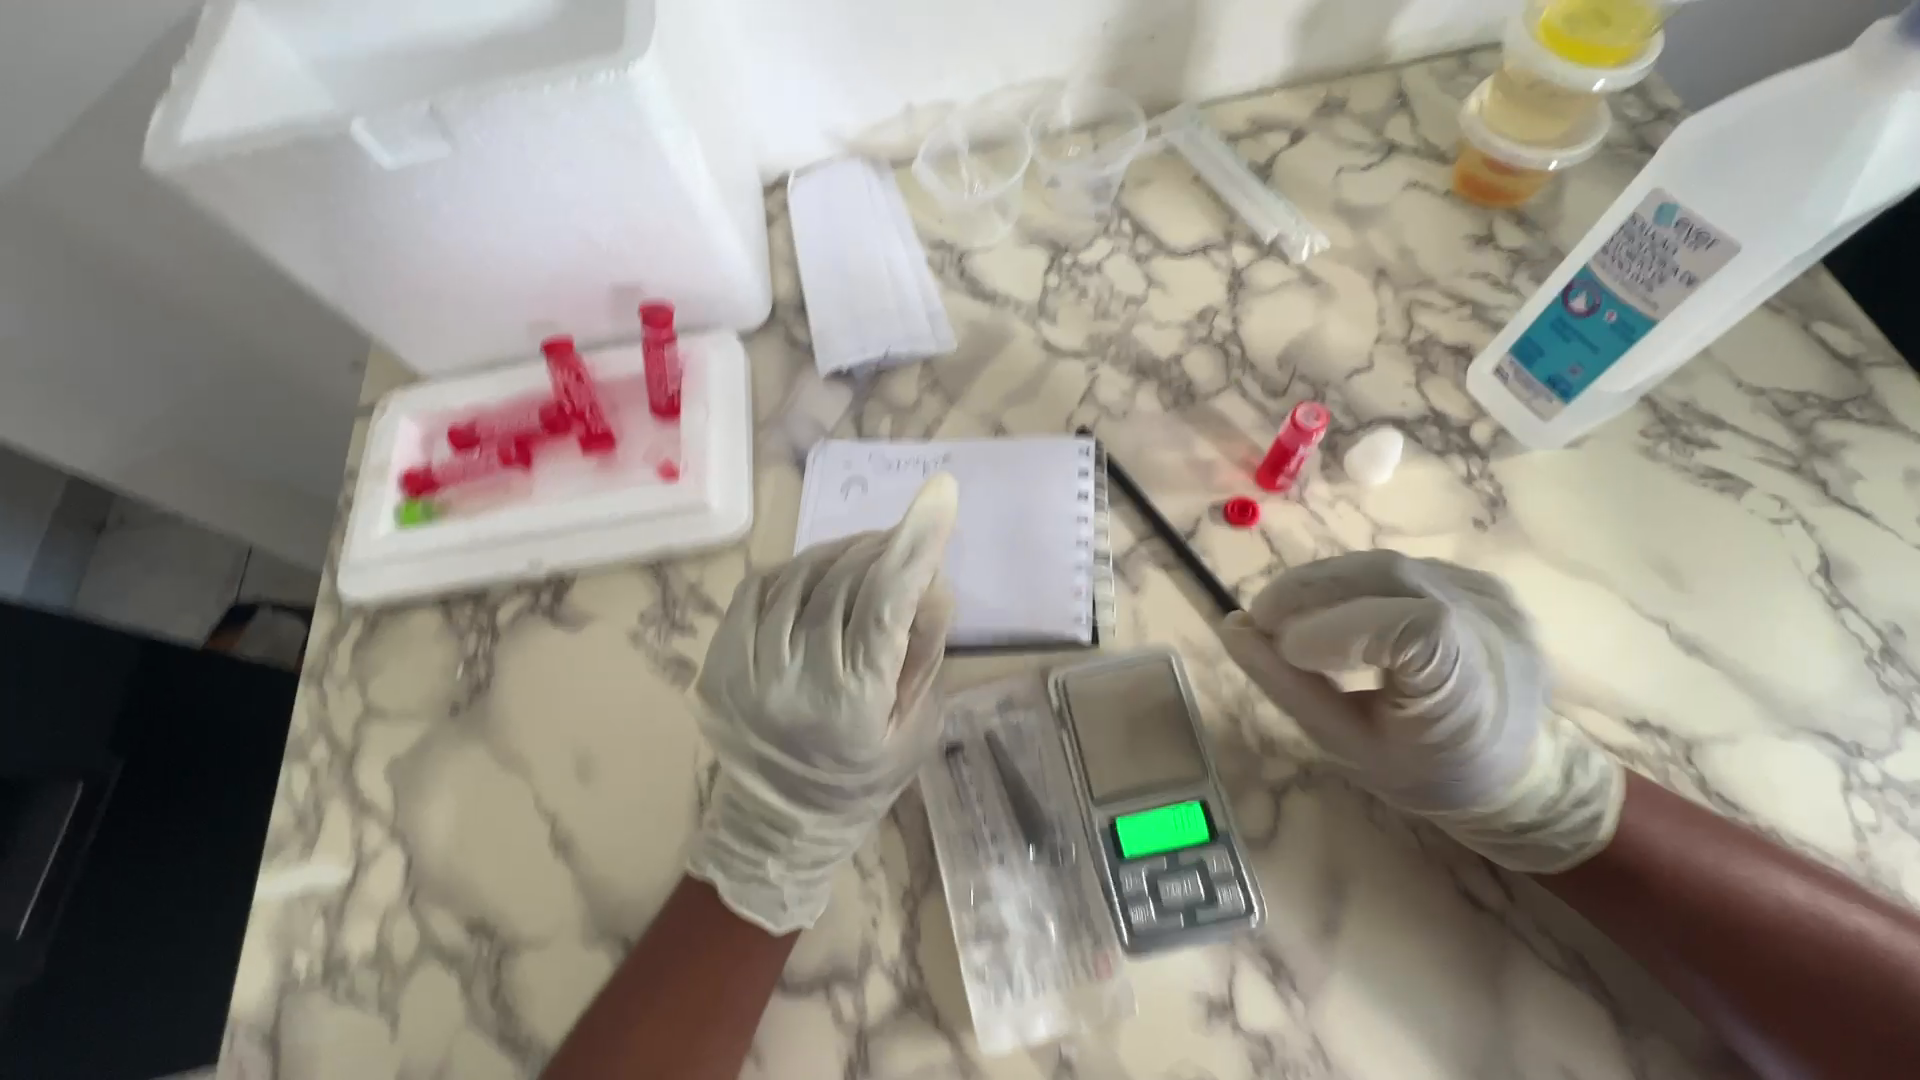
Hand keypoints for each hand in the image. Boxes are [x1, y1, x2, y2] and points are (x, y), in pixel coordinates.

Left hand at [687, 475, 958, 932]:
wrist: (778, 825)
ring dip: (843, 553)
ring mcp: (747, 667)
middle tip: (906, 538)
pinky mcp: (718, 661)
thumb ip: (924, 650)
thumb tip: (932, 579)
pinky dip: (797, 569)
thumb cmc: (863, 780)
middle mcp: (793, 677)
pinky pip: (759, 587)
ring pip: (801, 575)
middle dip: (884, 546)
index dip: (916, 543)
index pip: (887, 602)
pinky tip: (818, 577)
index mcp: (851, 701)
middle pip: (844, 579)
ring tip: (867, 556)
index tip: (941, 493)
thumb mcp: (916, 725)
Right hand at [1217, 551, 1622, 872]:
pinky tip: (1334, 612)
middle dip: (1306, 590)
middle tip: (1259, 620)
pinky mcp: (1478, 581)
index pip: (1407, 627)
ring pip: (1384, 564)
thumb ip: (1289, 688)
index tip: (1281, 651)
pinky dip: (1350, 584)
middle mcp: (1491, 625)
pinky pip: (1397, 569)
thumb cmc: (1426, 772)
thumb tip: (1232, 628)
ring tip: (1286, 615)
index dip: (1332, 629)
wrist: (1513, 769)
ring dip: (1321, 583)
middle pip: (1384, 575)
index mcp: (1471, 686)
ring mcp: (1489, 596)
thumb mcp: (1347, 747)